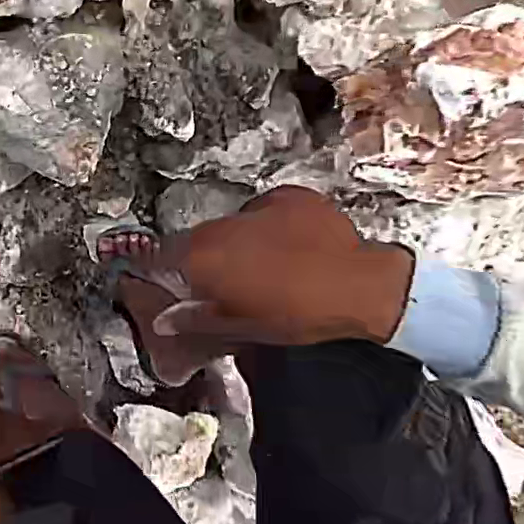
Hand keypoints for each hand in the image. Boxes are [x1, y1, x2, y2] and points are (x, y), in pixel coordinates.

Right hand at [139, 186, 414, 345]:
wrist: (360, 286)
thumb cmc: (299, 314)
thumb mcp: (245, 328)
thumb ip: (197, 320)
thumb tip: (164, 321)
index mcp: (203, 256)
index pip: (163, 255)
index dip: (166, 269)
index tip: (175, 281)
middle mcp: (221, 224)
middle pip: (199, 238)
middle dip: (206, 256)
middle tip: (230, 281)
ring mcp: (256, 205)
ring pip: (233, 222)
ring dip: (239, 239)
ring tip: (266, 263)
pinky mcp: (287, 195)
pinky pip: (268, 209)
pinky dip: (272, 224)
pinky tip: (291, 245)